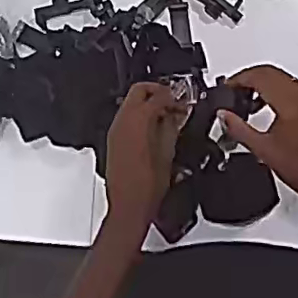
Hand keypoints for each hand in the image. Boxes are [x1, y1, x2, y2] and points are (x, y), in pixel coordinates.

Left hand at [102, 83, 184, 229]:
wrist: (128, 206)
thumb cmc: (146, 188)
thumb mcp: (168, 153)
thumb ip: (171, 128)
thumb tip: (176, 115)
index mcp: (138, 121)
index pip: (158, 96)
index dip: (174, 96)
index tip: (183, 102)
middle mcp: (123, 121)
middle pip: (139, 90)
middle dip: (158, 92)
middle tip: (174, 101)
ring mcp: (115, 130)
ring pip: (130, 102)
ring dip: (148, 103)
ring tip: (167, 116)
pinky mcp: (113, 139)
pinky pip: (126, 118)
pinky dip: (140, 116)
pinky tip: (154, 128)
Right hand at [218, 64, 297, 207]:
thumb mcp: (263, 150)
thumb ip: (239, 129)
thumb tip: (224, 115)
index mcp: (291, 104)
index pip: (261, 76)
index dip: (240, 78)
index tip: (228, 85)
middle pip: (272, 72)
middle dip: (249, 77)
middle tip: (234, 88)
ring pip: (283, 79)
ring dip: (262, 83)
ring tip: (246, 98)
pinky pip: (292, 90)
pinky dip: (275, 91)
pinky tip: (265, 107)